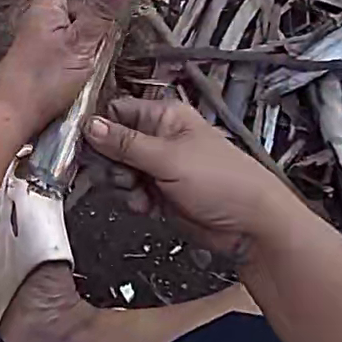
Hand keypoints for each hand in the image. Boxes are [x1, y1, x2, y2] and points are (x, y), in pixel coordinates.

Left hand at [0, 0, 127, 135]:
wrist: (11, 113)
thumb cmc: (40, 80)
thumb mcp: (79, 43)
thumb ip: (99, 13)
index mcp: (46, 7)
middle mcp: (40, 19)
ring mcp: (40, 39)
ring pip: (71, 19)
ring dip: (93, 20)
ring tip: (117, 28)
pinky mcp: (42, 58)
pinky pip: (68, 40)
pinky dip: (86, 40)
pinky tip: (98, 55)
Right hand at [83, 97, 304, 262]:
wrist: (254, 229)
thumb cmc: (224, 182)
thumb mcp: (169, 158)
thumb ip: (125, 143)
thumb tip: (89, 125)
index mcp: (163, 116)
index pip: (116, 112)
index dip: (99, 128)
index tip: (86, 145)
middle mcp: (158, 137)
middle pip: (111, 142)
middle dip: (110, 162)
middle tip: (120, 174)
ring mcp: (157, 165)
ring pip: (117, 168)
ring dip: (121, 184)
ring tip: (138, 192)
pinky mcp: (158, 190)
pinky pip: (129, 190)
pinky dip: (132, 199)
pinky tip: (146, 206)